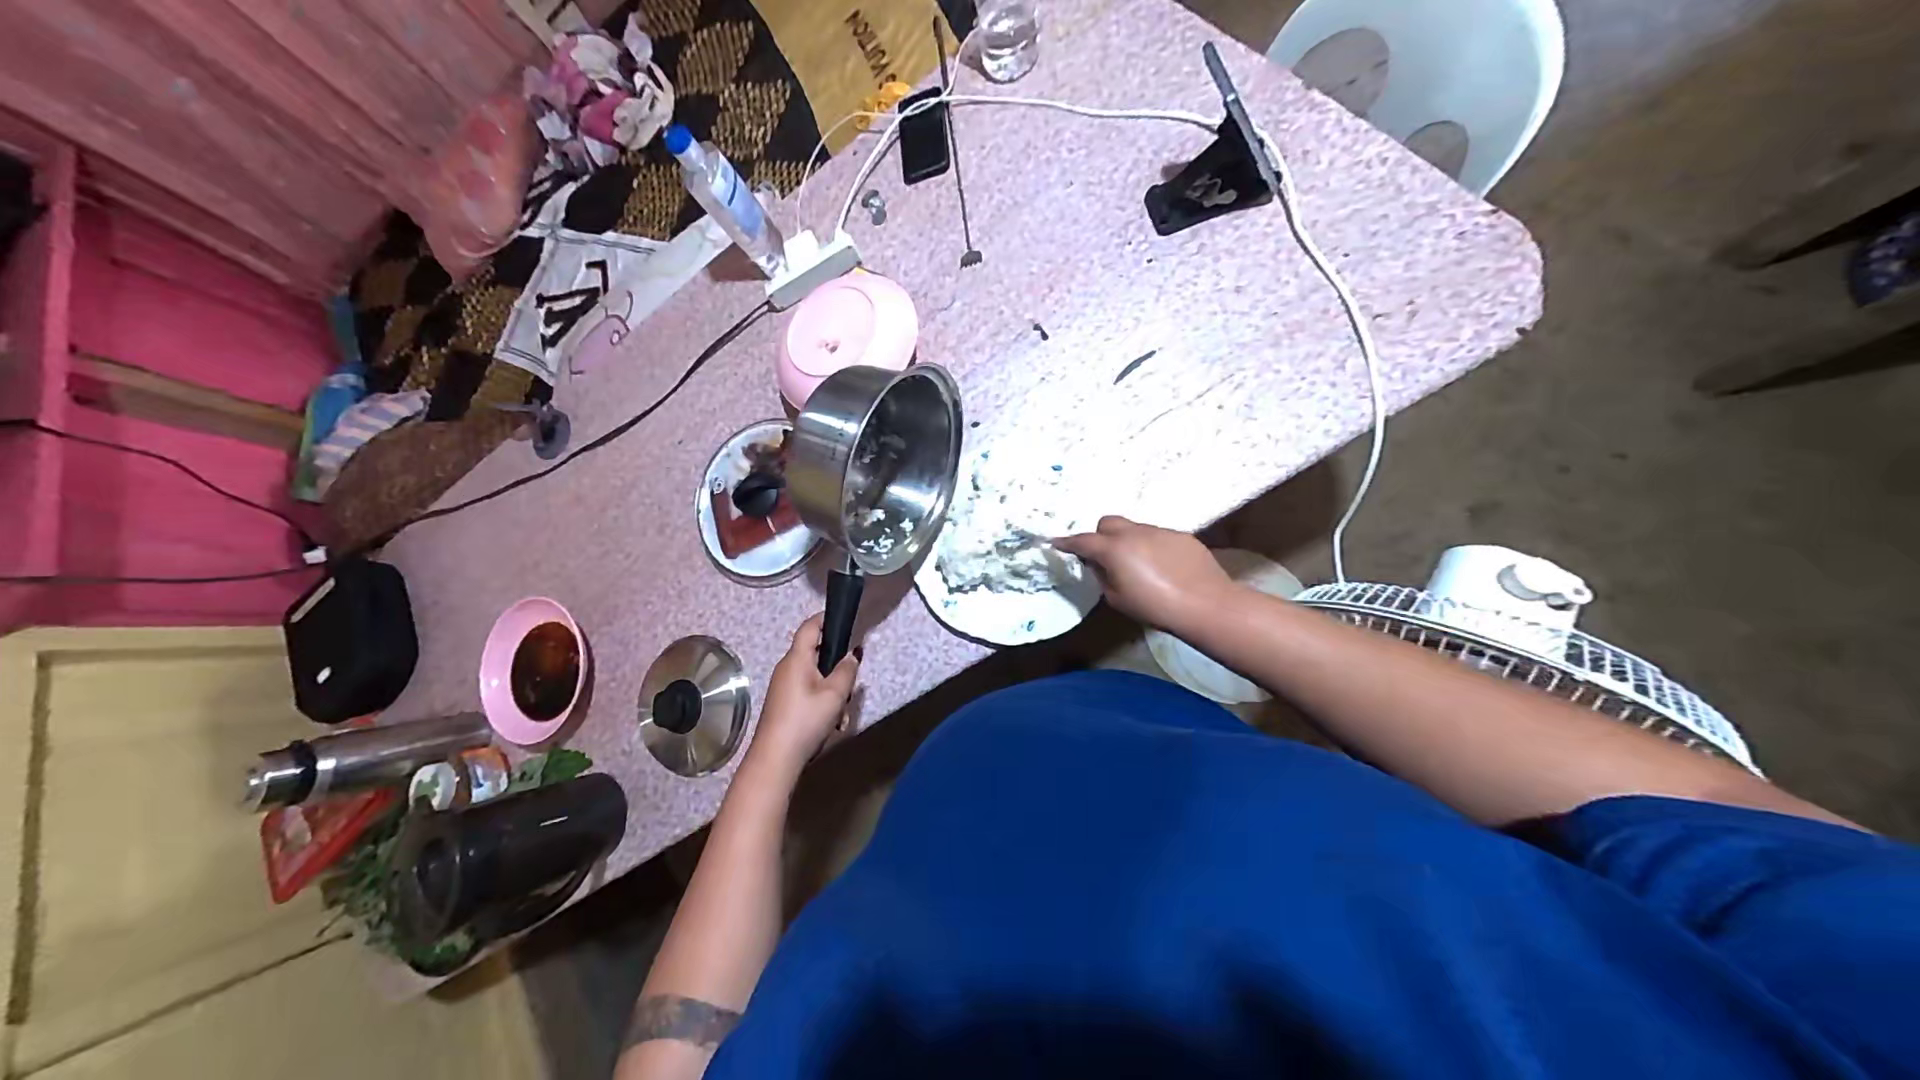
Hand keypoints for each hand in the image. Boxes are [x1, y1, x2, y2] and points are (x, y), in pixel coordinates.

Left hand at [745, 614, 858, 778]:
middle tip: (851, 683)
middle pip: (816, 655)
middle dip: (837, 667)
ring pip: (816, 678)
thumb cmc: (806, 719)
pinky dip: (823, 704)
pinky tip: (831, 725)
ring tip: (840, 715)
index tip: (843, 618)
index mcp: (797, 659)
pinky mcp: (784, 704)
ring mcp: (784, 687)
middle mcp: (787, 668)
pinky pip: (809, 694)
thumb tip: (852, 654)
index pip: (809, 627)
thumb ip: (847, 670)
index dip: (825, 618)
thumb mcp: (835, 694)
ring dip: (833, 692)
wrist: (775, 758)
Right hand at [1055, 516, 1237, 632]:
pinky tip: (1163, 568)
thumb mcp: (1117, 599)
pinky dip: (1152, 547)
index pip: (1083, 541)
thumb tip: (1100, 565)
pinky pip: (1158, 536)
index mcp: (1114, 549)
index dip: (1067, 543)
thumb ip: (1103, 577)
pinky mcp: (1181, 536)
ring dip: (1128, 541)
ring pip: (1135, 528)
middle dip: (1100, 536)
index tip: (1057, 543)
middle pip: (1108, 523)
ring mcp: (1160, 531)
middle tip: (1104, 556)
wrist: (1205, 604)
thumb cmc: (1155, 607)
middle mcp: (1135, 533)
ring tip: (1137, 565)